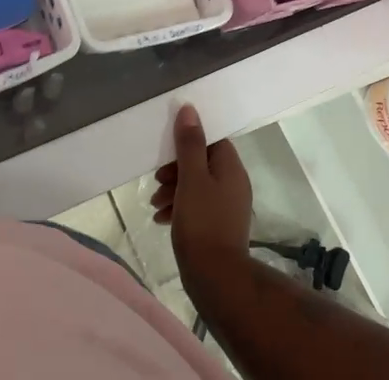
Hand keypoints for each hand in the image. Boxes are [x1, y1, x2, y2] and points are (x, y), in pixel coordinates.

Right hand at [150, 104, 252, 279]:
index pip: (213, 140)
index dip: (189, 140)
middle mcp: (233, 184)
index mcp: (231, 169)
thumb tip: (190, 109)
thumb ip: (189, 143)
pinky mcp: (217, 226)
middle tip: (157, 179)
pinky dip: (178, 206)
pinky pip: (196, 206)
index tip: (167, 148)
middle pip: (202, 162)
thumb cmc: (203, 222)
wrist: (216, 278)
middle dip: (176, 168)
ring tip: (155, 202)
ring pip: (196, 185)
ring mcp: (226, 207)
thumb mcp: (191, 178)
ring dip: (173, 188)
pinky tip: (161, 218)